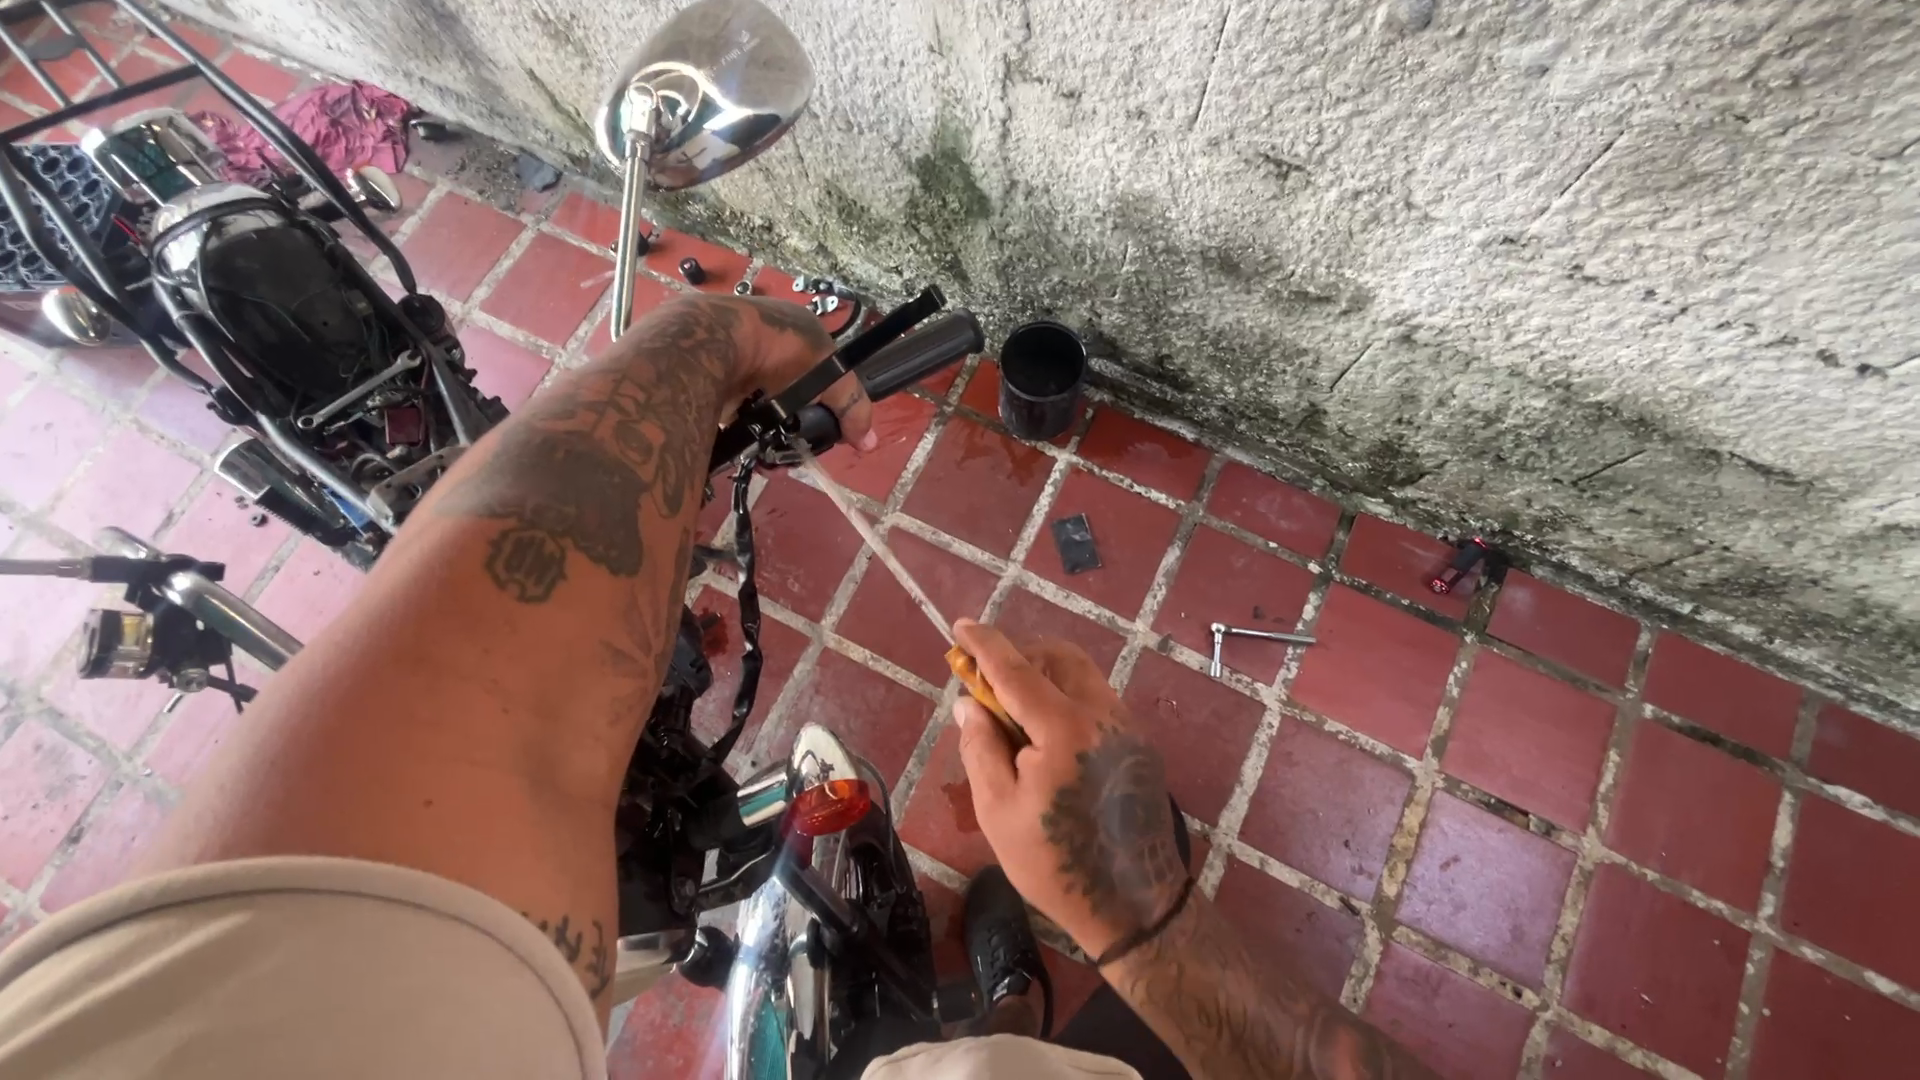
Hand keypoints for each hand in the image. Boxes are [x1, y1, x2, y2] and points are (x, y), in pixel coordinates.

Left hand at [638, 293, 876, 450]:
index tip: (830, 423)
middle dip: (800, 419)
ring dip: (774, 430)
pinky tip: (755, 445)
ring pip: (767, 408)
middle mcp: (769, 343)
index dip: (831, 396)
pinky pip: (741, 417)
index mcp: (798, 328)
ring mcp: (740, 363)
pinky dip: (750, 433)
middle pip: (794, 391)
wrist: (715, 344)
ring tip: (779, 450)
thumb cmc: (780, 347)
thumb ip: (853, 407)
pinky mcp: (717, 384)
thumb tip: (868, 444)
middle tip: (803, 441)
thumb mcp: (832, 374)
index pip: (824, 368)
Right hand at [951, 619, 1186, 958]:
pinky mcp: (1137, 741)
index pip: (1016, 670)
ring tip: (1013, 705)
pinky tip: (1045, 731)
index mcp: (1064, 730)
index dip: (984, 645)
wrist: (1133, 903)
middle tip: (987, 677)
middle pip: (1058, 657)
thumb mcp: (998, 810)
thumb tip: (969, 703)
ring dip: (1043, 672)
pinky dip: (1064, 693)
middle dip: (1018, 654)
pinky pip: (1095, 696)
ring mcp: (1125, 725)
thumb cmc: (1054, 862)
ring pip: (1081, 673)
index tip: (960, 625)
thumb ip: (980, 747)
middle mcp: (1101, 714)